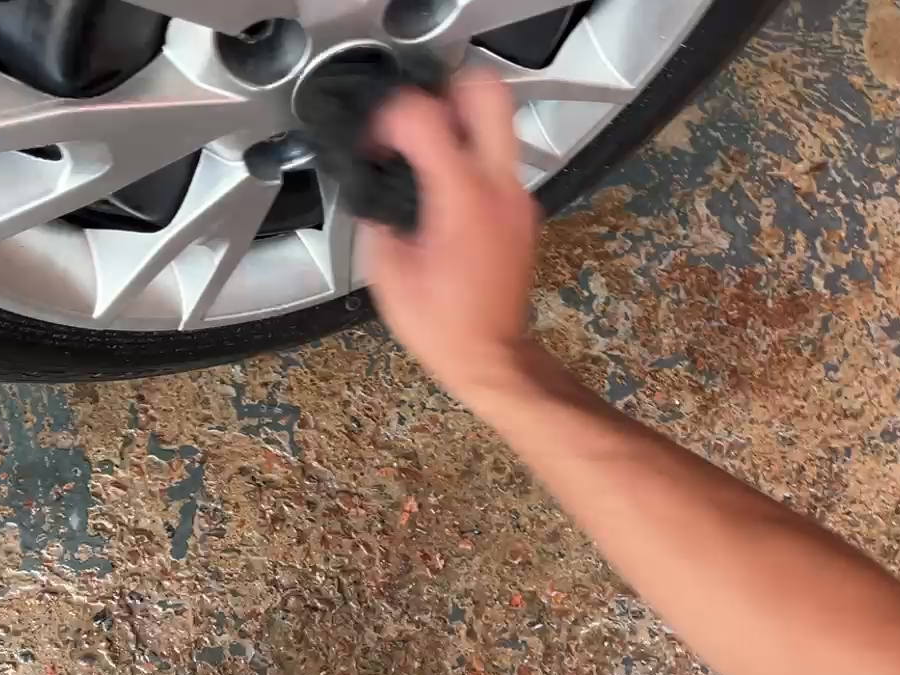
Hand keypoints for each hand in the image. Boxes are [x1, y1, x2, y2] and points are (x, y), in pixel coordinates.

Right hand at [363, 77, 547, 402]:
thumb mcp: (389, 274)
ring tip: (428, 162)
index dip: (388, 118)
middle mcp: (499, 192)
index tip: (375, 141)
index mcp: (461, 200)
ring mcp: (518, 203)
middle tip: (416, 122)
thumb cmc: (446, 328)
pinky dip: (473, 167)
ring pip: (498, 128)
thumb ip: (378, 219)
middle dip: (445, 93)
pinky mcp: (524, 218)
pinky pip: (501, 168)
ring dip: (460, 130)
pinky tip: (448, 197)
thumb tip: (376, 196)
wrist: (491, 358)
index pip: (424, 115)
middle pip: (486, 93)